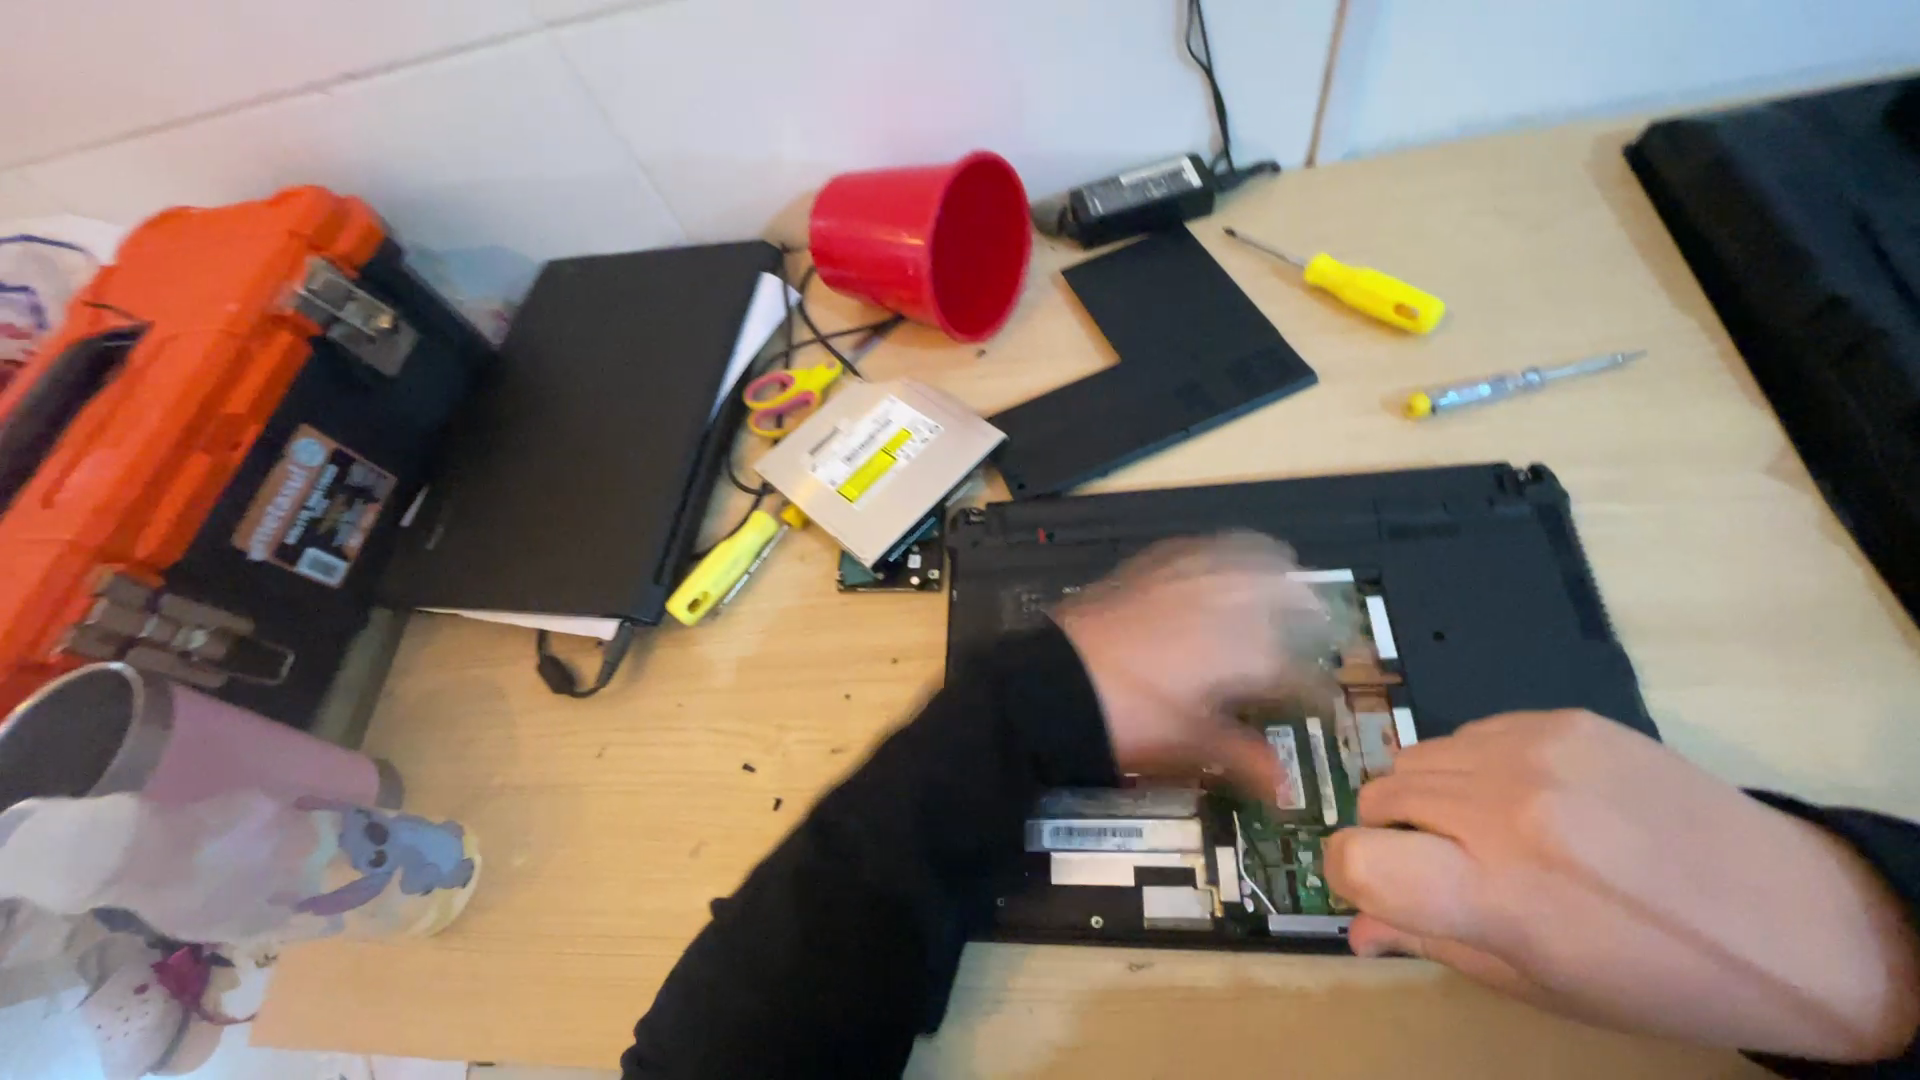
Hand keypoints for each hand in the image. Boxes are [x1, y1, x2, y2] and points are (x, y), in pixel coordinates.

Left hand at [1051, 532, 1333, 796]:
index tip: (1320, 703)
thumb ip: (1244, 759)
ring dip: (1274, 572)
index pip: (1301, 674)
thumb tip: (1283, 787)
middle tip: (1314, 630)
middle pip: (1289, 596)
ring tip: (1281, 582)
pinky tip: (1216, 566)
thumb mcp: (1188, 744)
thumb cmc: (1127, 717)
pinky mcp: (1152, 565)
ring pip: (1251, 557)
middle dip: (1309, 614)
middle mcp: (1227, 605)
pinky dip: (1222, 554)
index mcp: (1245, 654)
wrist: (1054, 682)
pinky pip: (1202, 547)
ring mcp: (1189, 578)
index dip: (1317, 692)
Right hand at [1325, 709, 1919, 1061]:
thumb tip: (1354, 926)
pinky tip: (1529, 797)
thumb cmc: (1660, 978)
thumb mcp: (1539, 984)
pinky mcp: (1562, 719)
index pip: (1356, 857)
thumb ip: (1431, 943)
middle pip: (1377, 795)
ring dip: (1427, 795)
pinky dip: (1472, 767)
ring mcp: (1534, 752)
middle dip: (1392, 832)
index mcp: (1498, 893)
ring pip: (1414, 757)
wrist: (1804, 920)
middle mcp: (1503, 808)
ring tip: (1486, 829)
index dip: (1350, 870)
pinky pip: (1466, 734)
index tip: (1376, 884)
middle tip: (1446, 863)